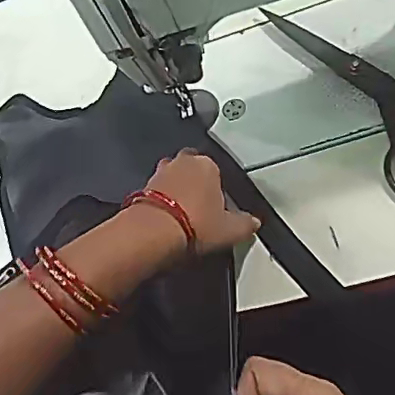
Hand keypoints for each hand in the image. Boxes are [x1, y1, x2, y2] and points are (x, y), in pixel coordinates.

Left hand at [140, 151, 260, 255]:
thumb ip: (245, 224)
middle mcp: (182, 163)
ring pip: (173, 178)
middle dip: (196, 186)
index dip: (218, 191)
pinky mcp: (142, 186)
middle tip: (200, 211)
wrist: (154, 232)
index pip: (218, 172)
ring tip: (182, 217)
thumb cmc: (193, 224)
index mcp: (207, 164)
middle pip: (192, 171)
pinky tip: (166, 220)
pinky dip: (161, 202)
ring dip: (177, 192)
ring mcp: (160, 173)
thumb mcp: (230, 230)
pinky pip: (157, 191)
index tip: (218, 210)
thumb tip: (253, 223)